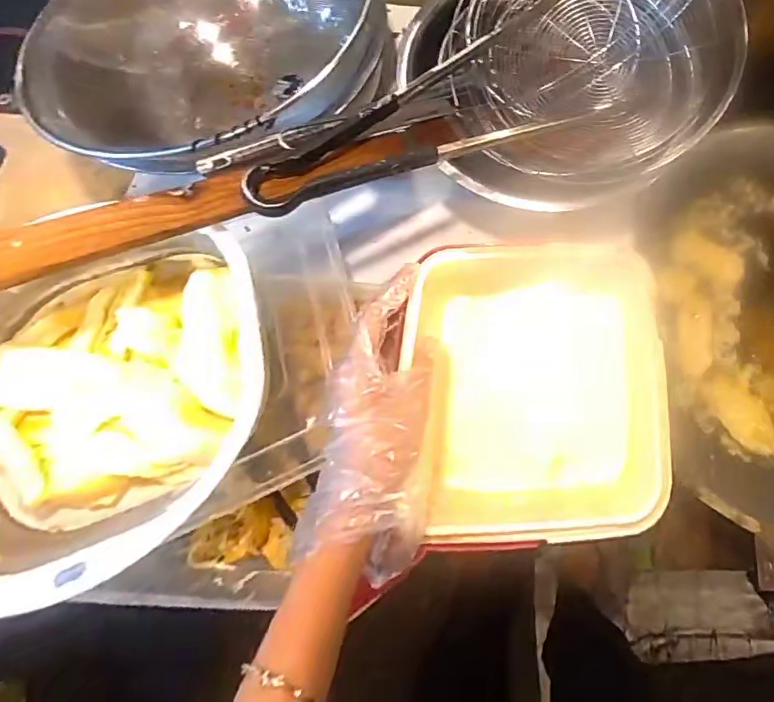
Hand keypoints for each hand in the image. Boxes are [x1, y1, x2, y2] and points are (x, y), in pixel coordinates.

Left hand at [293, 267, 433, 581]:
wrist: (359, 501)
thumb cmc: (384, 444)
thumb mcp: (411, 399)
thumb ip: (420, 364)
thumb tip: (424, 340)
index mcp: (355, 364)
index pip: (373, 315)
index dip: (393, 290)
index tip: (414, 271)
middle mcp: (349, 373)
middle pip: (372, 330)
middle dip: (395, 306)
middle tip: (421, 289)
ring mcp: (354, 392)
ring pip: (377, 350)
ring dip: (398, 330)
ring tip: (422, 314)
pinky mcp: (362, 409)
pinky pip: (381, 368)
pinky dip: (398, 354)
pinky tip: (416, 356)